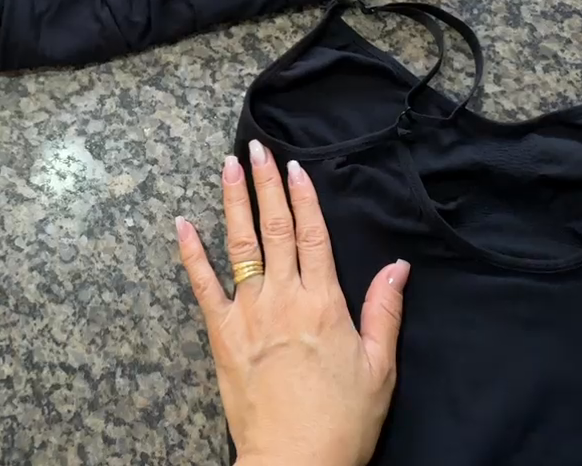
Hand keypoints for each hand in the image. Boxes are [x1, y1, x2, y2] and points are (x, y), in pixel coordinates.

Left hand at [175, 139, 409, 465]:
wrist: (295, 465)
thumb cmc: (342, 420)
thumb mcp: (380, 368)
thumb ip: (385, 311)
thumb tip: (399, 265)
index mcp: (322, 302)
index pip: (311, 234)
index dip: (302, 197)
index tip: (293, 166)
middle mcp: (283, 296)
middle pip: (273, 228)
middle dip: (265, 184)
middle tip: (256, 148)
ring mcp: (248, 311)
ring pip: (239, 244)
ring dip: (233, 201)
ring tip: (228, 166)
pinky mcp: (221, 332)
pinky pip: (203, 285)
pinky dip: (191, 253)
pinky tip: (182, 224)